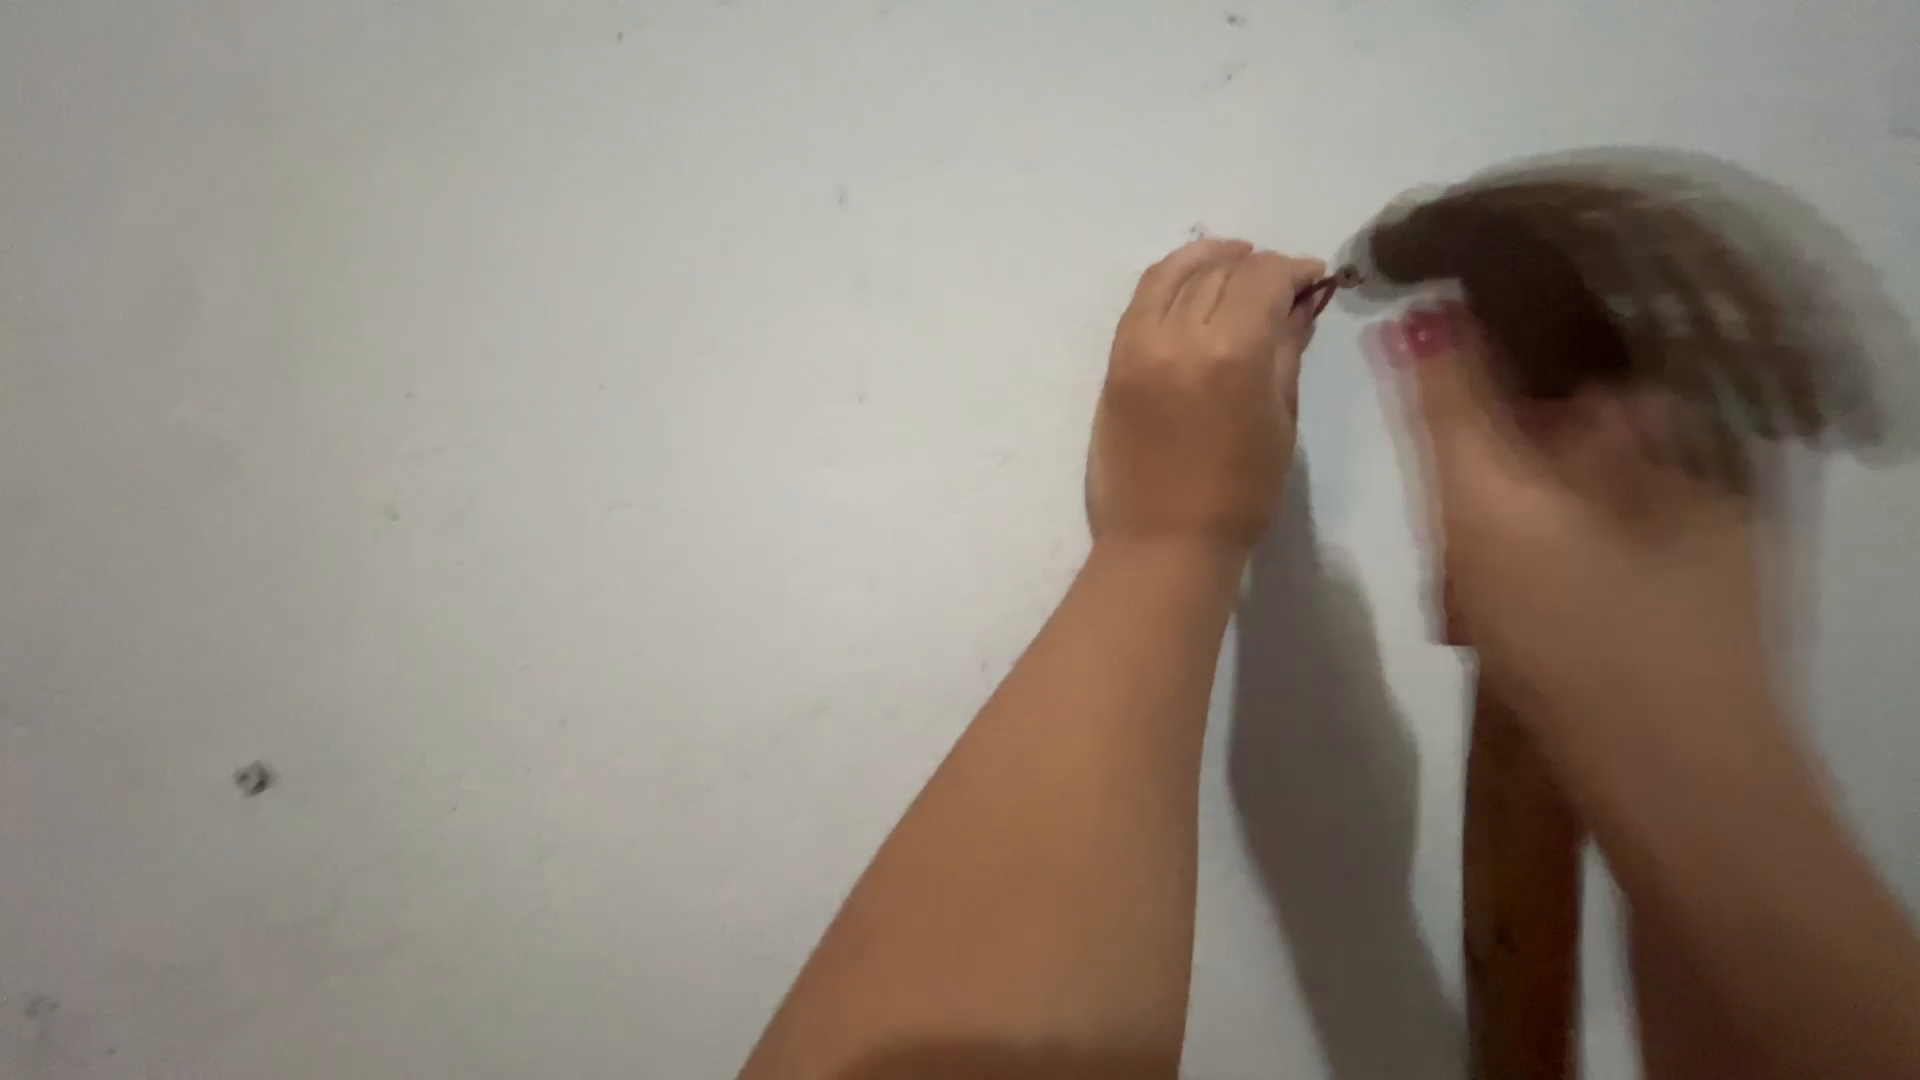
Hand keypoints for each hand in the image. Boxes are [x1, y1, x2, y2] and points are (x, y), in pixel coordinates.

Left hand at [1087, 238, 1325, 549]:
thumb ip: (1286, 352)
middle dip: (1253, 265)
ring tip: (1229, 261)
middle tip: (1276, 278)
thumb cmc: (1238, 494)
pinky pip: (1139, 305)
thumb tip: (1299, 304)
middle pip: (1217, 272)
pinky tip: (1187, 289)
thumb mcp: (1279, 421)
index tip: (1313, 278)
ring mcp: (1136, 350)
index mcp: (1231, 352)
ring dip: (1203, 260)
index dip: (1294, 269)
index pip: (1263, 279)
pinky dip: (1166, 285)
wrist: (1161, 540)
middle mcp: (1177, 338)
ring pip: (1168, 277)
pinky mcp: (1112, 366)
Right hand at [1373, 302, 1772, 722]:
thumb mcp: (1488, 507)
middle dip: (1477, 457)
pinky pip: (1575, 523)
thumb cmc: (1572, 629)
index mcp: (1668, 414)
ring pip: (1556, 475)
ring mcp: (1689, 513)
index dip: (1476, 356)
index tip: (1419, 390)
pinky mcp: (1674, 567)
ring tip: (1464, 580)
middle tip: (1442, 524)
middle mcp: (1692, 448)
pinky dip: (1526, 546)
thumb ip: (1444, 407)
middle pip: (1549, 414)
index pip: (1557, 339)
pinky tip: (1497, 597)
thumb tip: (1414, 313)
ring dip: (1493, 512)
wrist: (1663, 774)